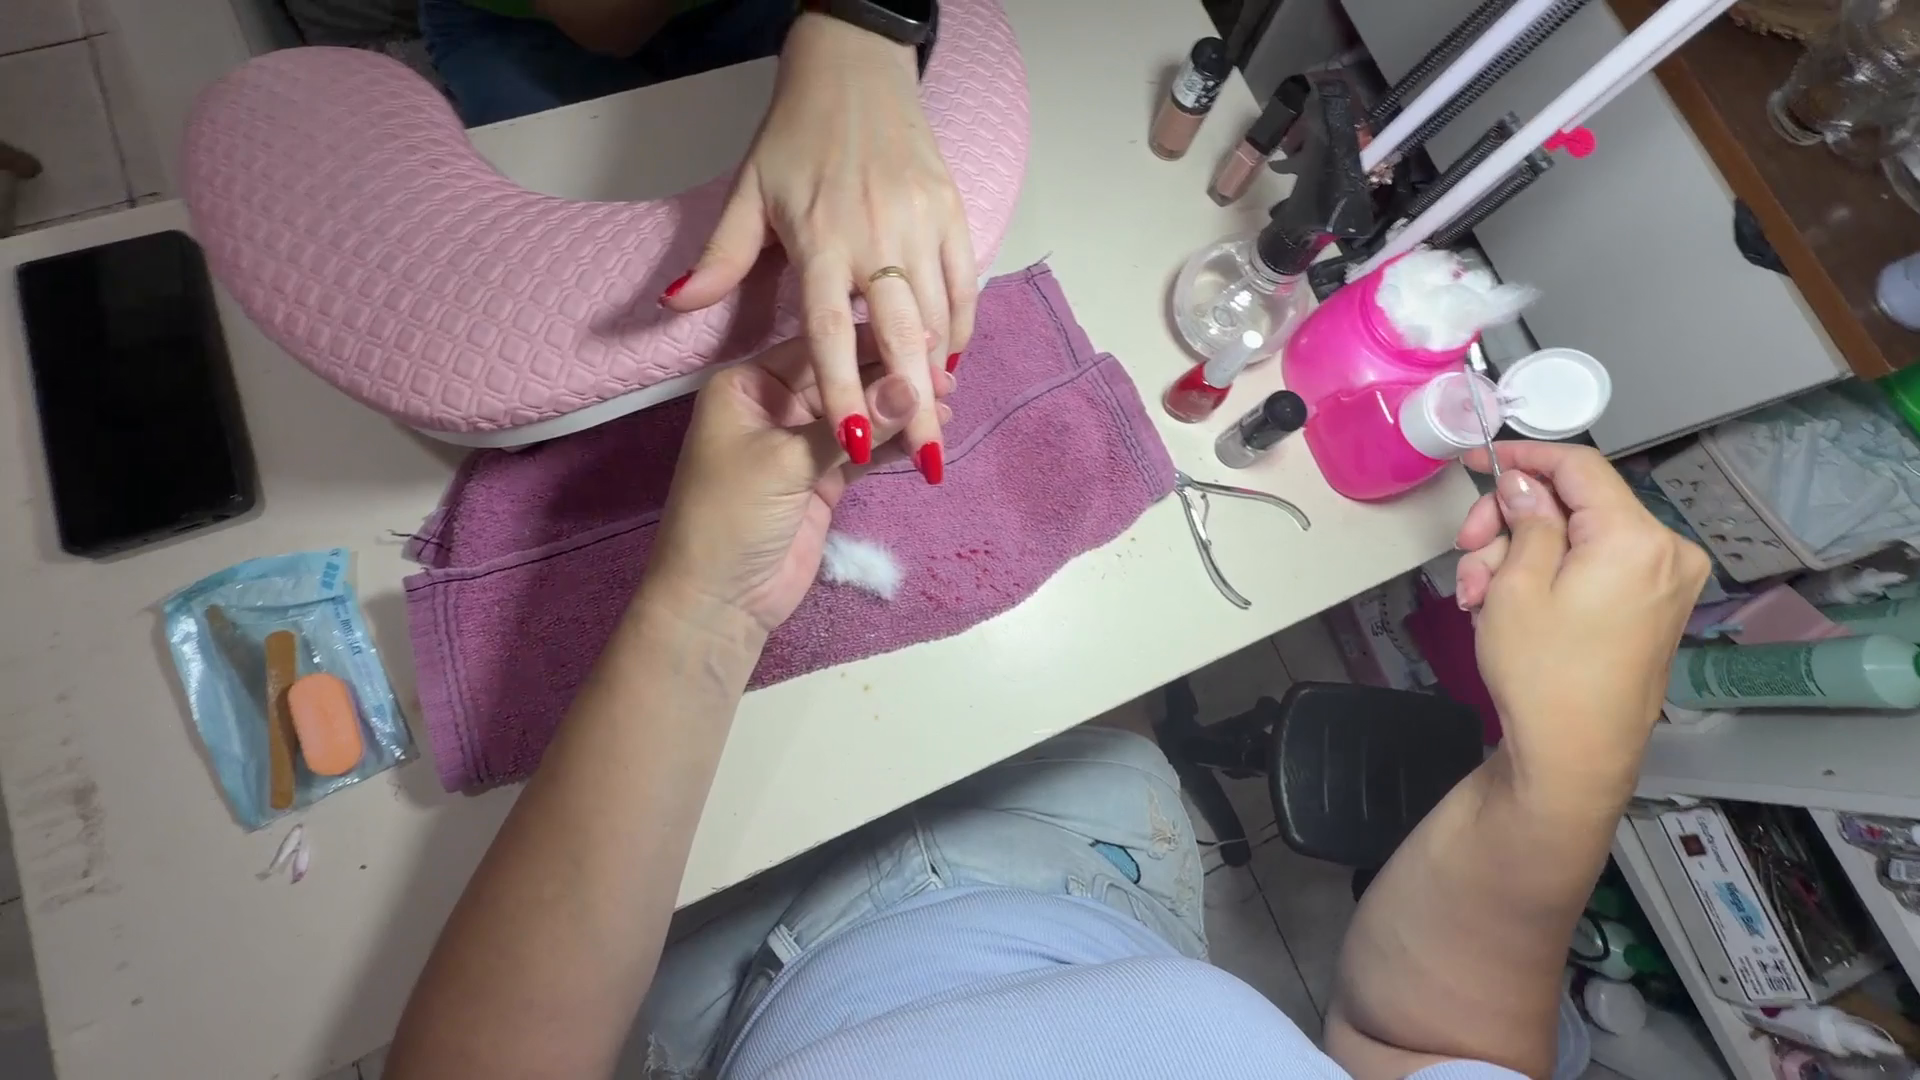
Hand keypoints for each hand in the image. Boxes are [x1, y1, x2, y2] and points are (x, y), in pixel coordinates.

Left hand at [643, 336, 955, 636]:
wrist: (721, 600)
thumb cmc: (733, 516)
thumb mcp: (788, 462)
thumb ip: (856, 424)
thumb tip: (915, 388)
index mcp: (748, 386)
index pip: (816, 350)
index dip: (869, 344)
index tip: (922, 336)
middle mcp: (775, 406)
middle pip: (843, 381)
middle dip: (891, 379)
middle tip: (946, 376)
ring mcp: (801, 444)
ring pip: (859, 417)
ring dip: (900, 413)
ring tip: (948, 404)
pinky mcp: (823, 479)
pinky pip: (864, 452)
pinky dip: (894, 446)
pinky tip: (929, 434)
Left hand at [661, 13, 974, 484]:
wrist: (857, 64)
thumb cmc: (795, 136)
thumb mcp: (747, 192)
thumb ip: (720, 257)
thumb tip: (675, 305)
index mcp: (818, 240)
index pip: (831, 332)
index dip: (844, 391)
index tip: (858, 444)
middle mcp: (874, 237)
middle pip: (901, 336)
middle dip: (917, 404)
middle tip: (932, 459)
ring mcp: (921, 224)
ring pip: (940, 316)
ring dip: (940, 372)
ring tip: (938, 416)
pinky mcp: (953, 214)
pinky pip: (964, 286)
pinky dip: (963, 328)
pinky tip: (954, 361)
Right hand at [1452, 443, 1710, 799]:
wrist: (1574, 749)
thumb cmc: (1541, 668)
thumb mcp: (1515, 584)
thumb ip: (1525, 520)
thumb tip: (1523, 484)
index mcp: (1635, 538)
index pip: (1579, 468)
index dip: (1522, 456)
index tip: (1474, 460)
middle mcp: (1662, 552)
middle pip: (1569, 506)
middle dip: (1506, 524)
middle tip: (1464, 553)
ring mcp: (1659, 581)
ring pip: (1569, 539)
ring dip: (1512, 558)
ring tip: (1475, 598)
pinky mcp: (1647, 605)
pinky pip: (1585, 567)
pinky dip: (1539, 576)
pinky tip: (1502, 606)